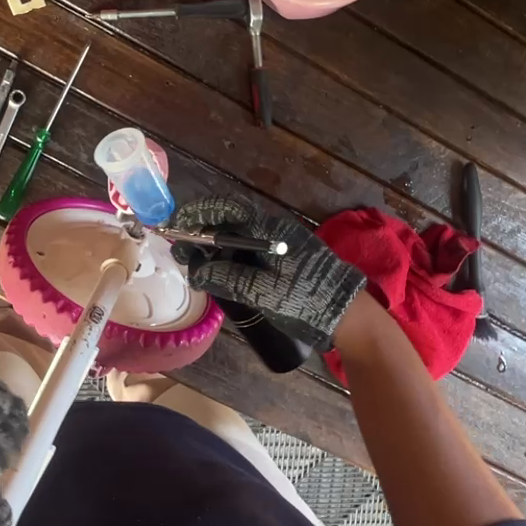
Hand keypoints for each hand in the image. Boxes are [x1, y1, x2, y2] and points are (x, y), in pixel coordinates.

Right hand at [169, 197, 365, 347]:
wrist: (348, 316)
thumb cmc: (306, 299)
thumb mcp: (262, 292)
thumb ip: (227, 278)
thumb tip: (196, 272)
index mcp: (269, 230)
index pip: (227, 209)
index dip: (198, 214)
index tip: (177, 227)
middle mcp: (274, 231)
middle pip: (230, 223)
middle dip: (203, 235)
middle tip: (181, 253)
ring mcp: (281, 245)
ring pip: (240, 238)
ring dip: (216, 249)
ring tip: (196, 267)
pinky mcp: (285, 260)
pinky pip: (251, 252)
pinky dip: (231, 259)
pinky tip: (221, 275)